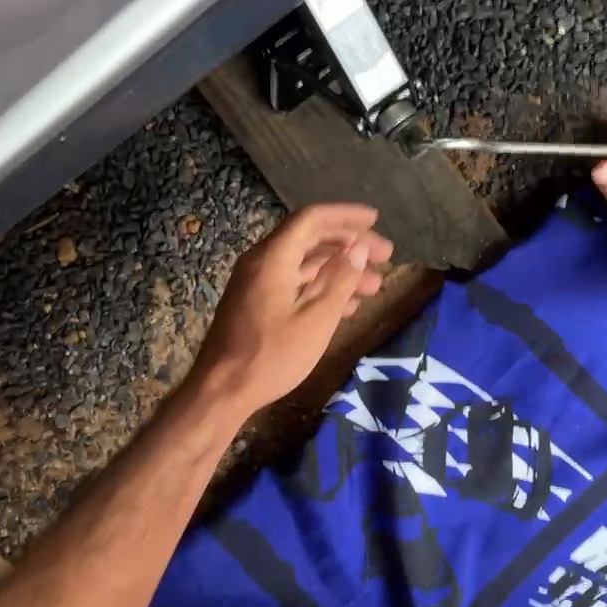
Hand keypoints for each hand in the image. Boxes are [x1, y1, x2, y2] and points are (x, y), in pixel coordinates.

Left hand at [189, 204, 392, 415]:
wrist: (222, 390)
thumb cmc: (272, 355)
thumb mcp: (316, 318)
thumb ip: (340, 279)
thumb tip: (359, 248)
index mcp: (273, 257)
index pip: (312, 219)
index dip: (346, 216)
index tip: (376, 219)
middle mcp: (262, 262)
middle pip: (310, 239)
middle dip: (349, 245)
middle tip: (385, 256)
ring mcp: (257, 283)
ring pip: (305, 264)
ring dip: (340, 271)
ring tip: (374, 286)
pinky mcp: (256, 303)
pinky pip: (294, 283)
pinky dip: (321, 288)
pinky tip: (347, 307)